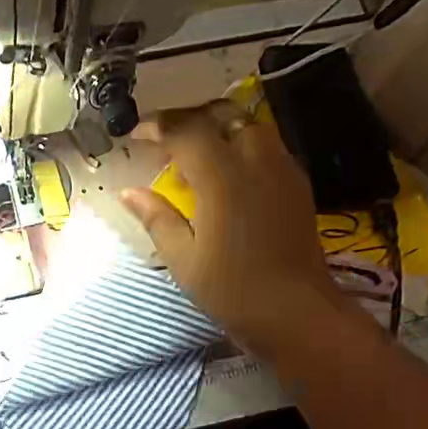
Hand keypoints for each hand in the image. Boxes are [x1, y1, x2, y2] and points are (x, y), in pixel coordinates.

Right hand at [120, 107, 347, 357]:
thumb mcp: (183, 261)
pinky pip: (268, 145)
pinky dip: (243, 144)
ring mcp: (282, 170)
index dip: (157, 126)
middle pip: (222, 115)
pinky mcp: (298, 184)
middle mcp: (256, 162)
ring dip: (219, 127)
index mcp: (222, 179)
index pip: (186, 131)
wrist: (296, 313)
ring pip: (249, 125)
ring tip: (198, 151)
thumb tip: (129, 192)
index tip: (135, 135)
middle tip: (165, 137)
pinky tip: (231, 172)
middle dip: (189, 119)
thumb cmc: (233, 292)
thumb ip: (157, 219)